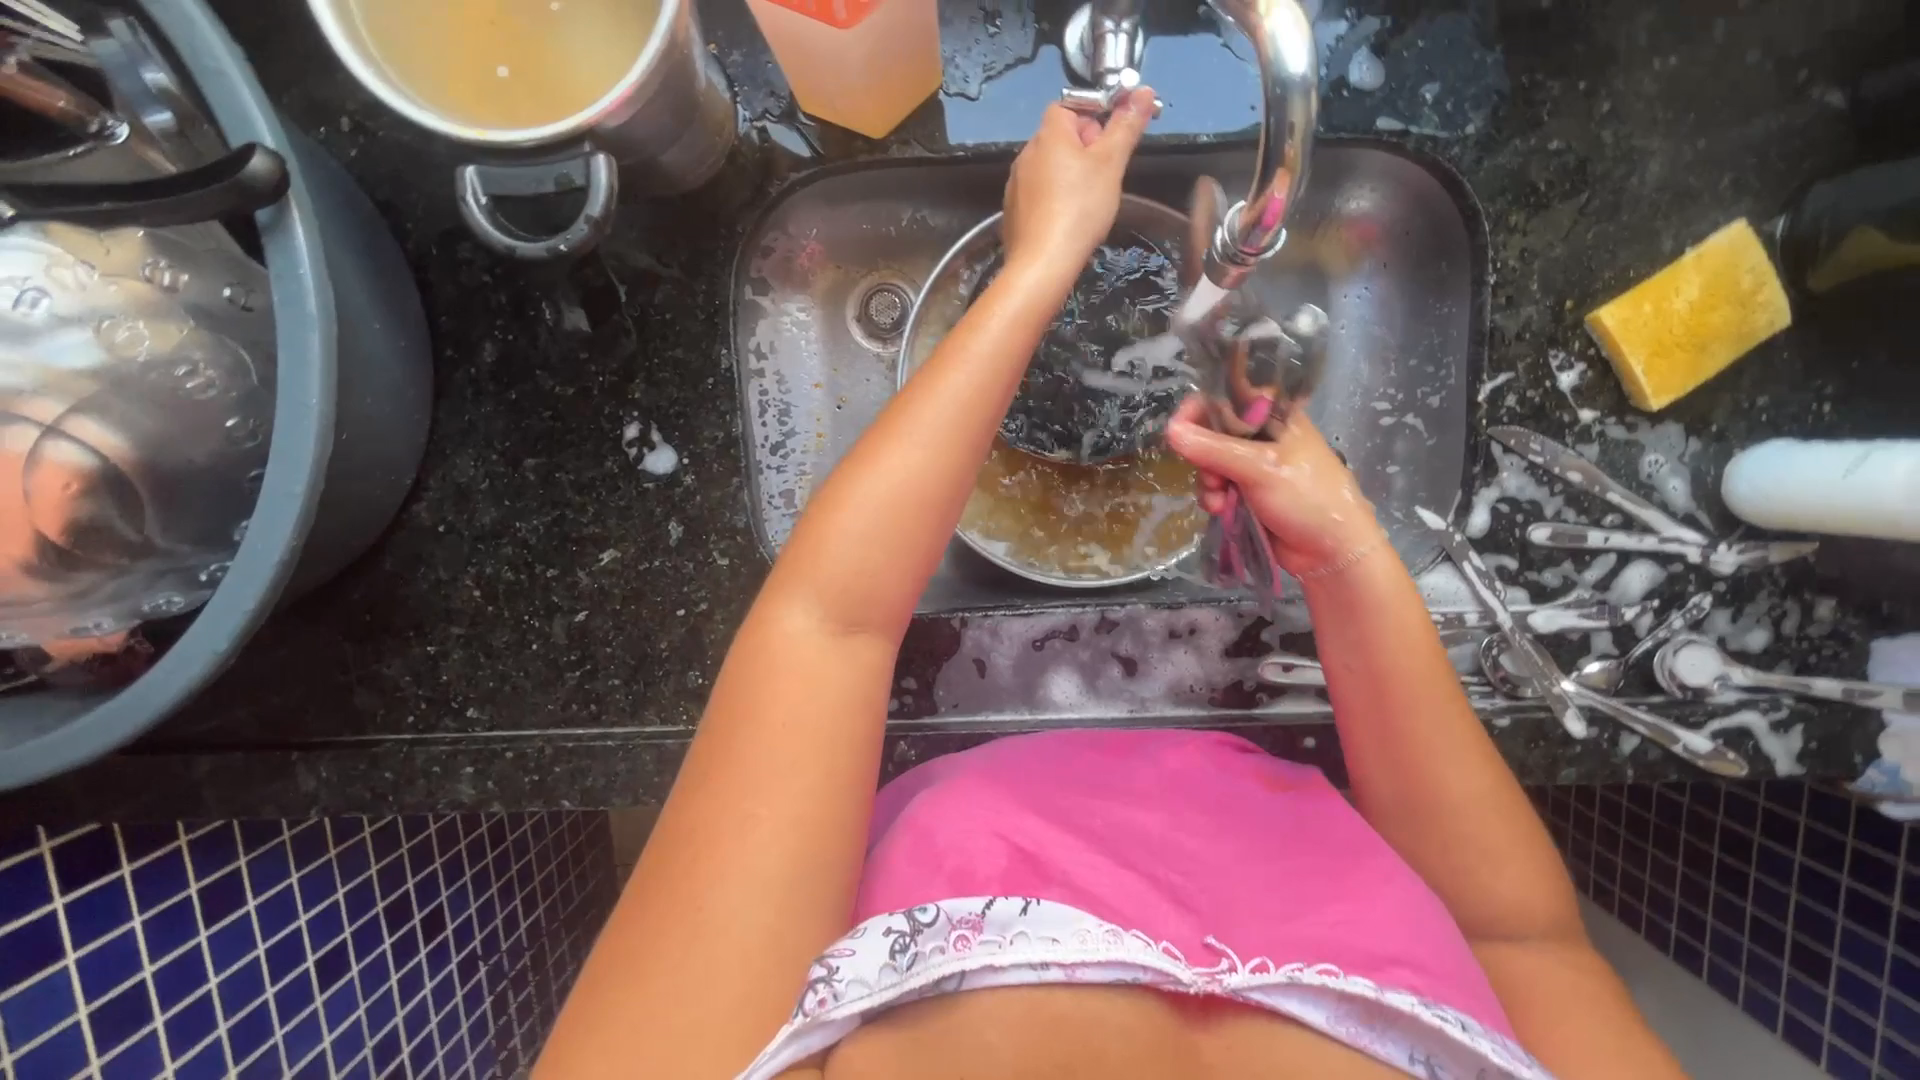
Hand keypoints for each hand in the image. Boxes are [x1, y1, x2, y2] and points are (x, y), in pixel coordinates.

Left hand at [1000, 88, 1155, 283]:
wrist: (1042, 263)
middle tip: (1103, 176)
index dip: (1093, 118)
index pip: (1069, 106)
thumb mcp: (1111, 164)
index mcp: (1048, 134)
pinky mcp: (1013, 212)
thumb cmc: (1080, 209)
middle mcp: (1026, 154)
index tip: (1108, 143)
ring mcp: (1016, 184)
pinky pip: (1038, 195)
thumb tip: (1144, 91)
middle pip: (1059, 138)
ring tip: (1087, 203)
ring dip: (1069, 177)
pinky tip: (1067, 221)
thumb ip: (1126, 126)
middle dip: (1084, 150)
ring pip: (1049, 168)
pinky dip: (1053, 200)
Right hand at [1164, 397, 1386, 577]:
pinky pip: (1216, 487)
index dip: (1201, 409)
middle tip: (1212, 476)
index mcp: (1275, 416)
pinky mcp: (1246, 493)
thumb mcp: (1260, 468)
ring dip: (1208, 482)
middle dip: (1203, 456)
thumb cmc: (1307, 497)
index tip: (1180, 428)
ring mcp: (1253, 466)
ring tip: (1220, 501)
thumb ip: (1213, 449)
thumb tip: (1170, 430)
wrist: (1330, 551)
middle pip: (1212, 432)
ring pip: (1210, 463)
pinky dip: (1214, 498)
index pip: (1229, 396)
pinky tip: (1222, 511)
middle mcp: (1262, 436)